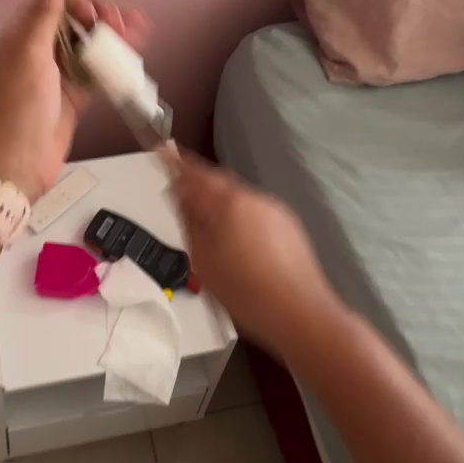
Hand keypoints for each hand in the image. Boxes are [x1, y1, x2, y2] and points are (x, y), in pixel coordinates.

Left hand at [0, 0, 150, 199]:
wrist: (16, 164)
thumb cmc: (17, 107)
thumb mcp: (28, 54)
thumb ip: (43, 16)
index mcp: (19, 39)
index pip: (49, 7)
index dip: (74, 2)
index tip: (91, 11)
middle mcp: (36, 54)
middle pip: (72, 26)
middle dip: (97, 18)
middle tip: (118, 21)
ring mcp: (55, 78)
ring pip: (87, 48)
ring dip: (111, 37)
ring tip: (140, 28)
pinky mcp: (72, 99)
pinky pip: (95, 74)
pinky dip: (113, 64)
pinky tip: (133, 54)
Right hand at [169, 149, 343, 354]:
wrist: (301, 314)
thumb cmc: (245, 291)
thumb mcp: (203, 259)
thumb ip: (190, 221)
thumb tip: (180, 195)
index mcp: (228, 202)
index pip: (195, 174)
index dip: (176, 162)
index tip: (162, 149)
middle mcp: (253, 197)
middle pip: (218, 182)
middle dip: (198, 183)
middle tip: (180, 189)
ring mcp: (274, 210)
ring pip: (238, 198)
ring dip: (219, 203)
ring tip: (207, 225)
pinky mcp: (288, 225)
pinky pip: (255, 212)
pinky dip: (240, 218)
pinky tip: (237, 243)